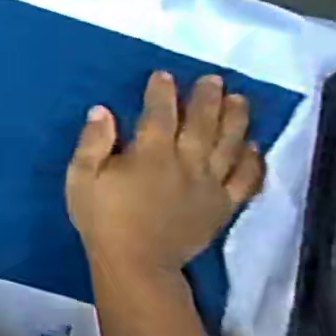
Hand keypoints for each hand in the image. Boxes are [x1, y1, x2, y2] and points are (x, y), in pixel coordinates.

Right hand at [65, 72, 266, 281]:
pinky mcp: (223, 206)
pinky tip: (253, 147)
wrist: (135, 261)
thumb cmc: (100, 215)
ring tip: (241, 100)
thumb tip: (103, 111)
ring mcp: (210, 185)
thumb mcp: (81, 177)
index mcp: (150, 155)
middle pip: (202, 125)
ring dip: (237, 121)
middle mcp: (186, 164)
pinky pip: (246, 179)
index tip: (164, 75)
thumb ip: (94, 143)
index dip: (162, 93)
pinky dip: (254, 160)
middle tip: (214, 79)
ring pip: (231, 146)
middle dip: (207, 99)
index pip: (159, 115)